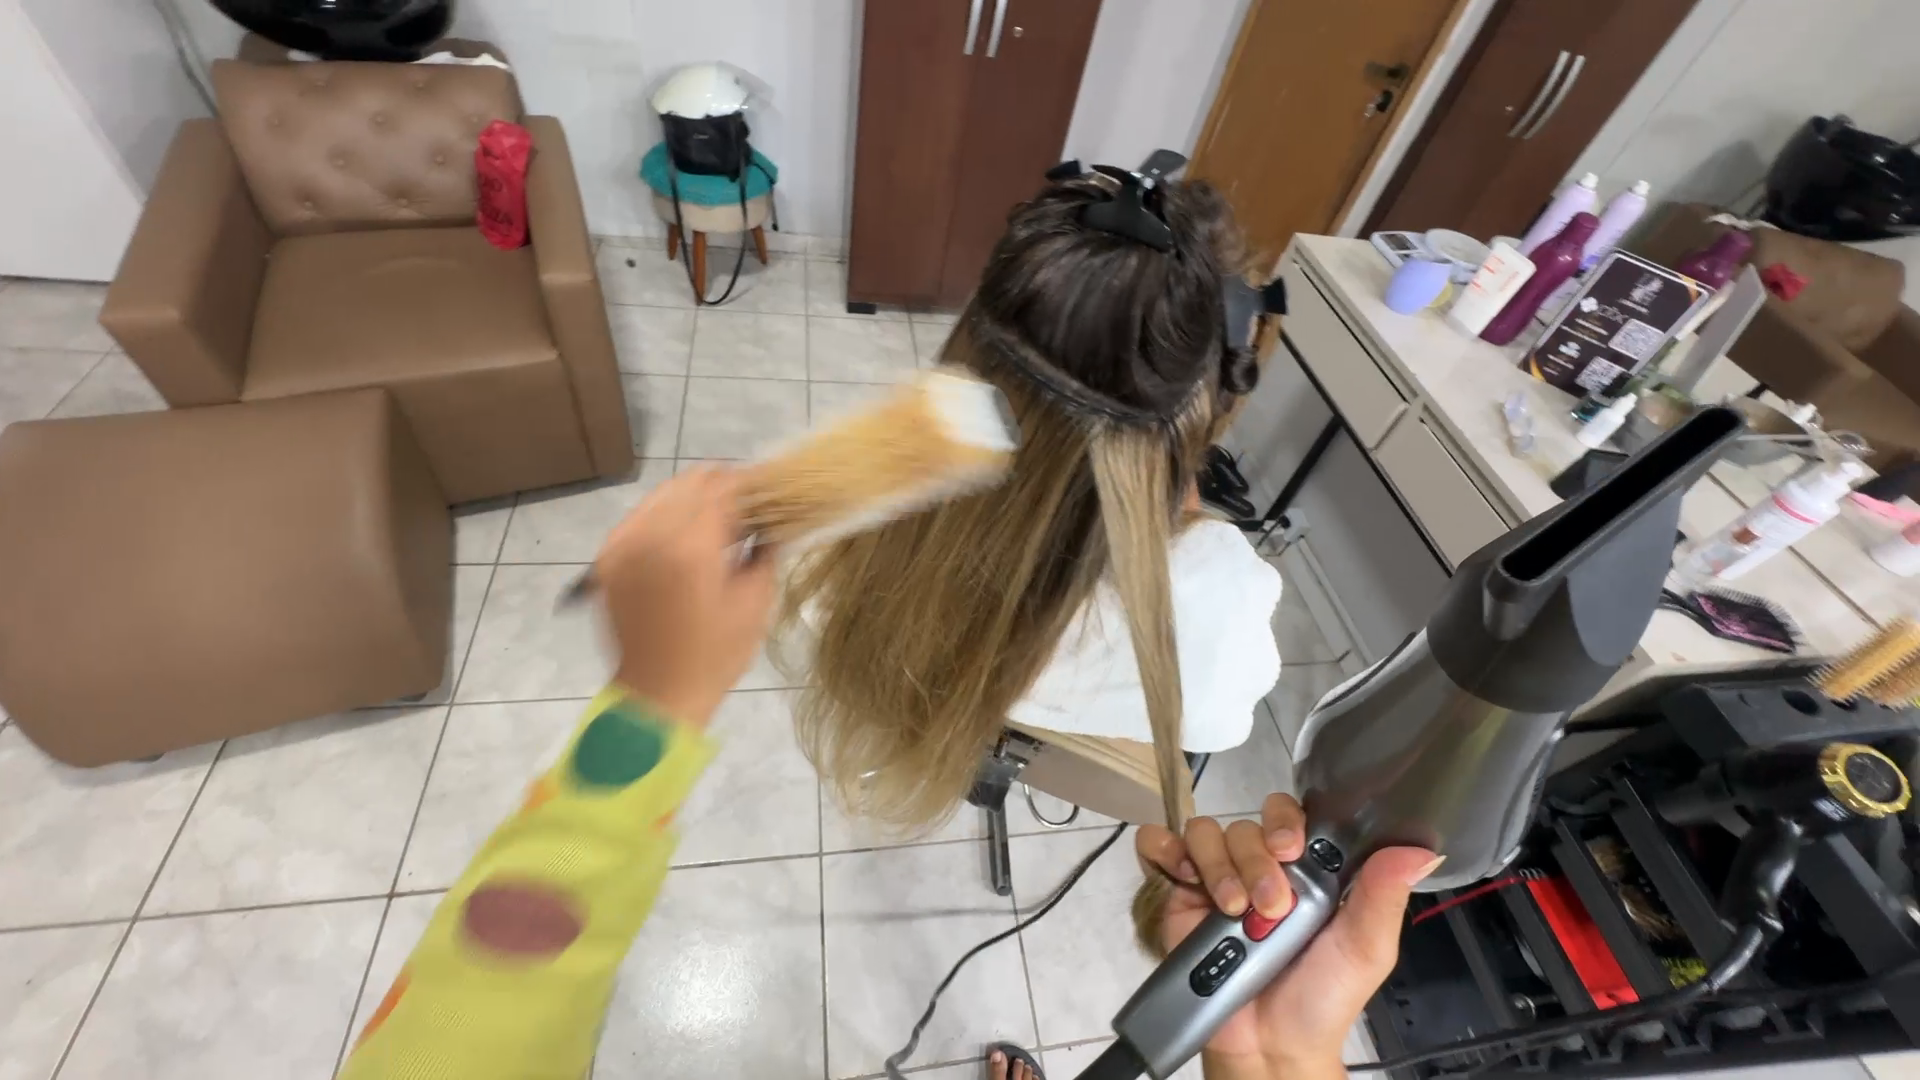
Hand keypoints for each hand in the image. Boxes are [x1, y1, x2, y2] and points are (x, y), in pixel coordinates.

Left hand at [594, 467, 777, 727]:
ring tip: (719, 520)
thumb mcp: (756, 601)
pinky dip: (667, 515)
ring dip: (695, 498)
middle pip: (693, 482)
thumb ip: (764, 549)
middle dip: (724, 488)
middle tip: (747, 508)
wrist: (657, 693)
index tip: (770, 491)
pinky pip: (642, 515)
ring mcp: (623, 543)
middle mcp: (651, 535)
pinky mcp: (608, 556)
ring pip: (665, 493)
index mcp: (692, 548)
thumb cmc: (717, 654)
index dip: (751, 483)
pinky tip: (686, 535)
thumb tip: (771, 519)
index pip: (724, 487)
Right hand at [1135, 795, 1440, 1079]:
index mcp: (1298, 867)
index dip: (1282, 821)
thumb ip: (1382, 896)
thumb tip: (1422, 849)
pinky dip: (1163, 848)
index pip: (1284, 814)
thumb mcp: (1363, 950)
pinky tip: (1182, 875)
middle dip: (1253, 862)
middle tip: (1267, 906)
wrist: (1267, 1045)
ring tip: (1231, 912)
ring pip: (1202, 832)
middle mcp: (1253, 862)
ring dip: (1216, 866)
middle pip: (1241, 826)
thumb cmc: (1321, 997)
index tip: (1288, 849)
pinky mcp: (1174, 888)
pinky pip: (1156, 844)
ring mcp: (1211, 874)